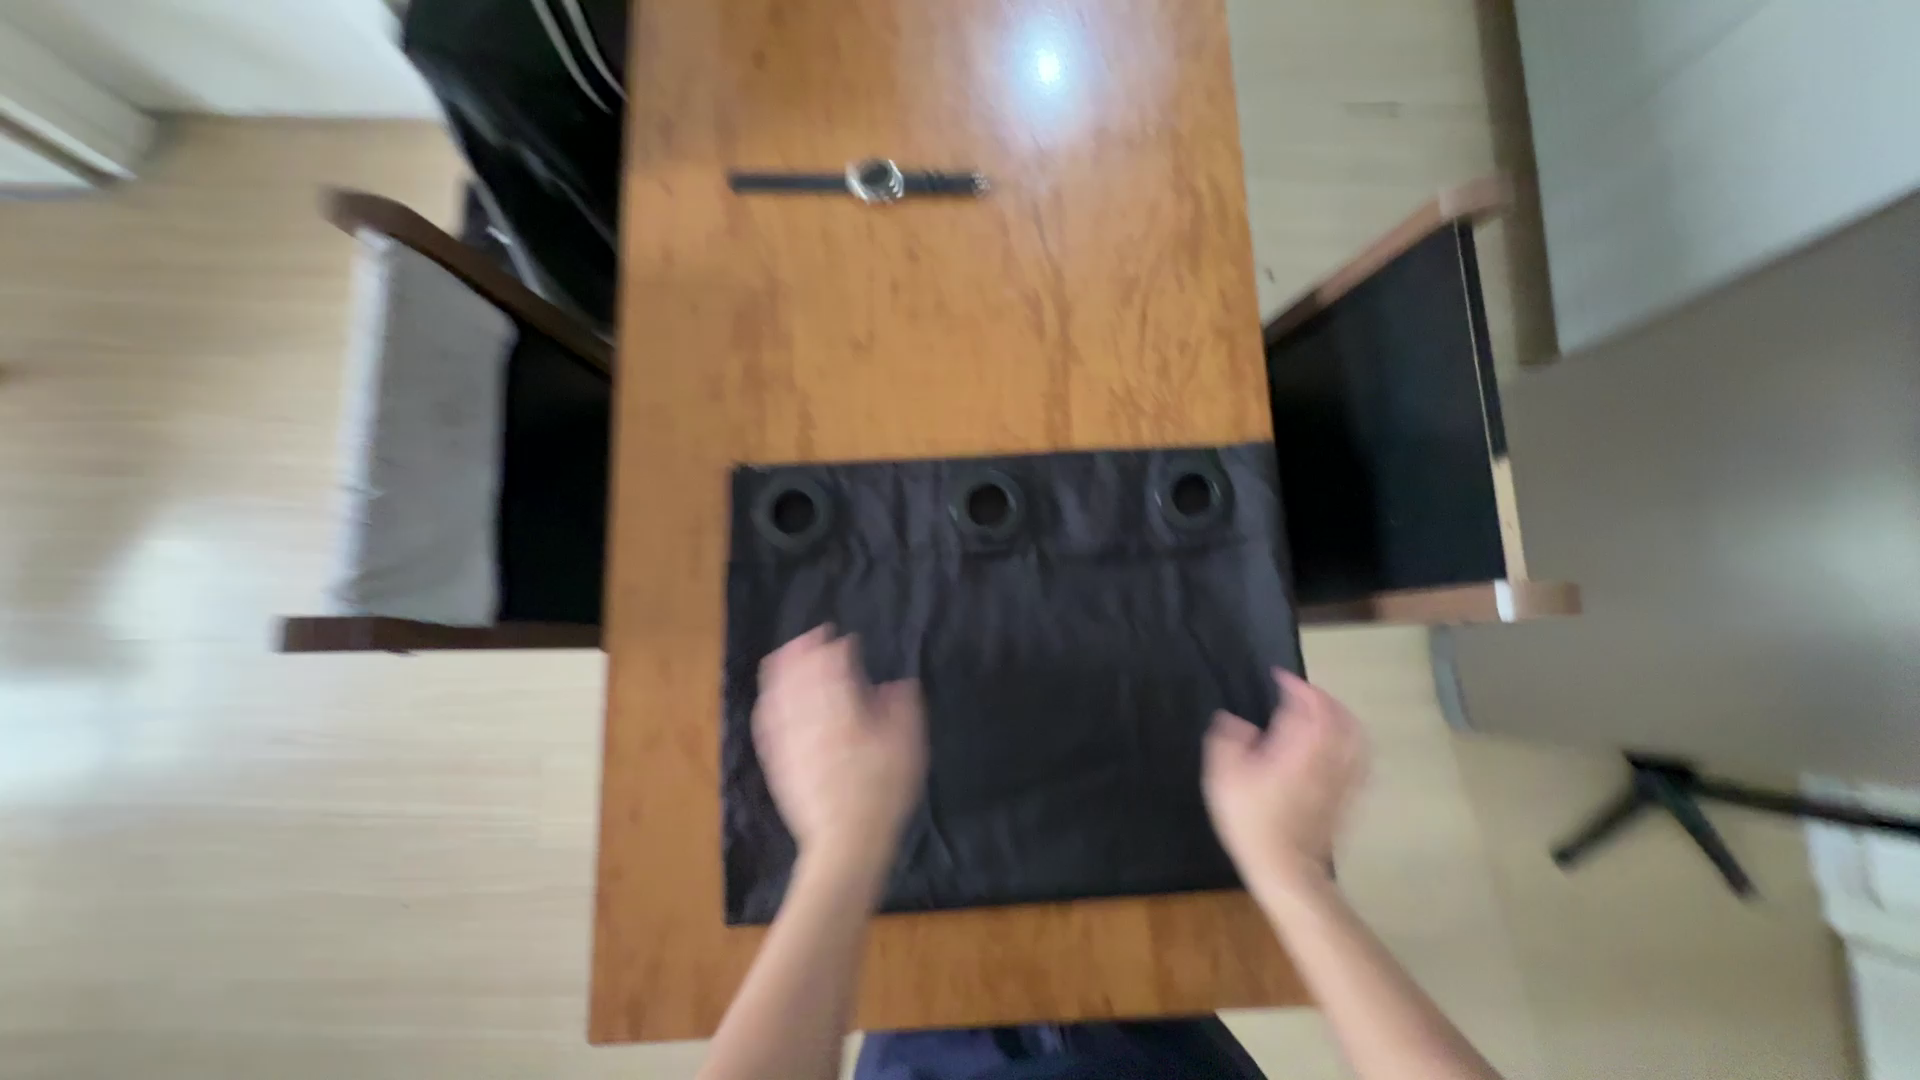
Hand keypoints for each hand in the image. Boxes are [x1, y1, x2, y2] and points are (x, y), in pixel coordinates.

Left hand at [754, 625, 927, 871]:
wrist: (847, 840)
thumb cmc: (884, 792)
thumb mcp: (909, 748)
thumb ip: (903, 710)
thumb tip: (895, 685)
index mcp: (847, 713)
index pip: (836, 669)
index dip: (838, 649)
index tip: (845, 639)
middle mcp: (814, 720)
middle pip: (804, 676)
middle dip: (806, 651)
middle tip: (812, 636)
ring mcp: (793, 741)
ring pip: (782, 696)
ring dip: (783, 670)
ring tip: (786, 654)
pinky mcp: (780, 761)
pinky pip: (768, 724)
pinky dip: (769, 703)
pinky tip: (770, 697)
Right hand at [1203, 669, 1368, 889]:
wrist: (1284, 868)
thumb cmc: (1250, 820)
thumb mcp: (1223, 777)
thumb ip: (1228, 742)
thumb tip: (1238, 724)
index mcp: (1296, 748)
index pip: (1307, 706)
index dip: (1296, 686)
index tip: (1280, 677)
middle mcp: (1325, 759)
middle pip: (1339, 718)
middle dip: (1323, 698)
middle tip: (1304, 692)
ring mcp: (1340, 780)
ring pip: (1355, 738)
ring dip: (1343, 718)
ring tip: (1328, 712)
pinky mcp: (1346, 799)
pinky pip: (1359, 763)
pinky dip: (1354, 745)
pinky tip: (1344, 747)